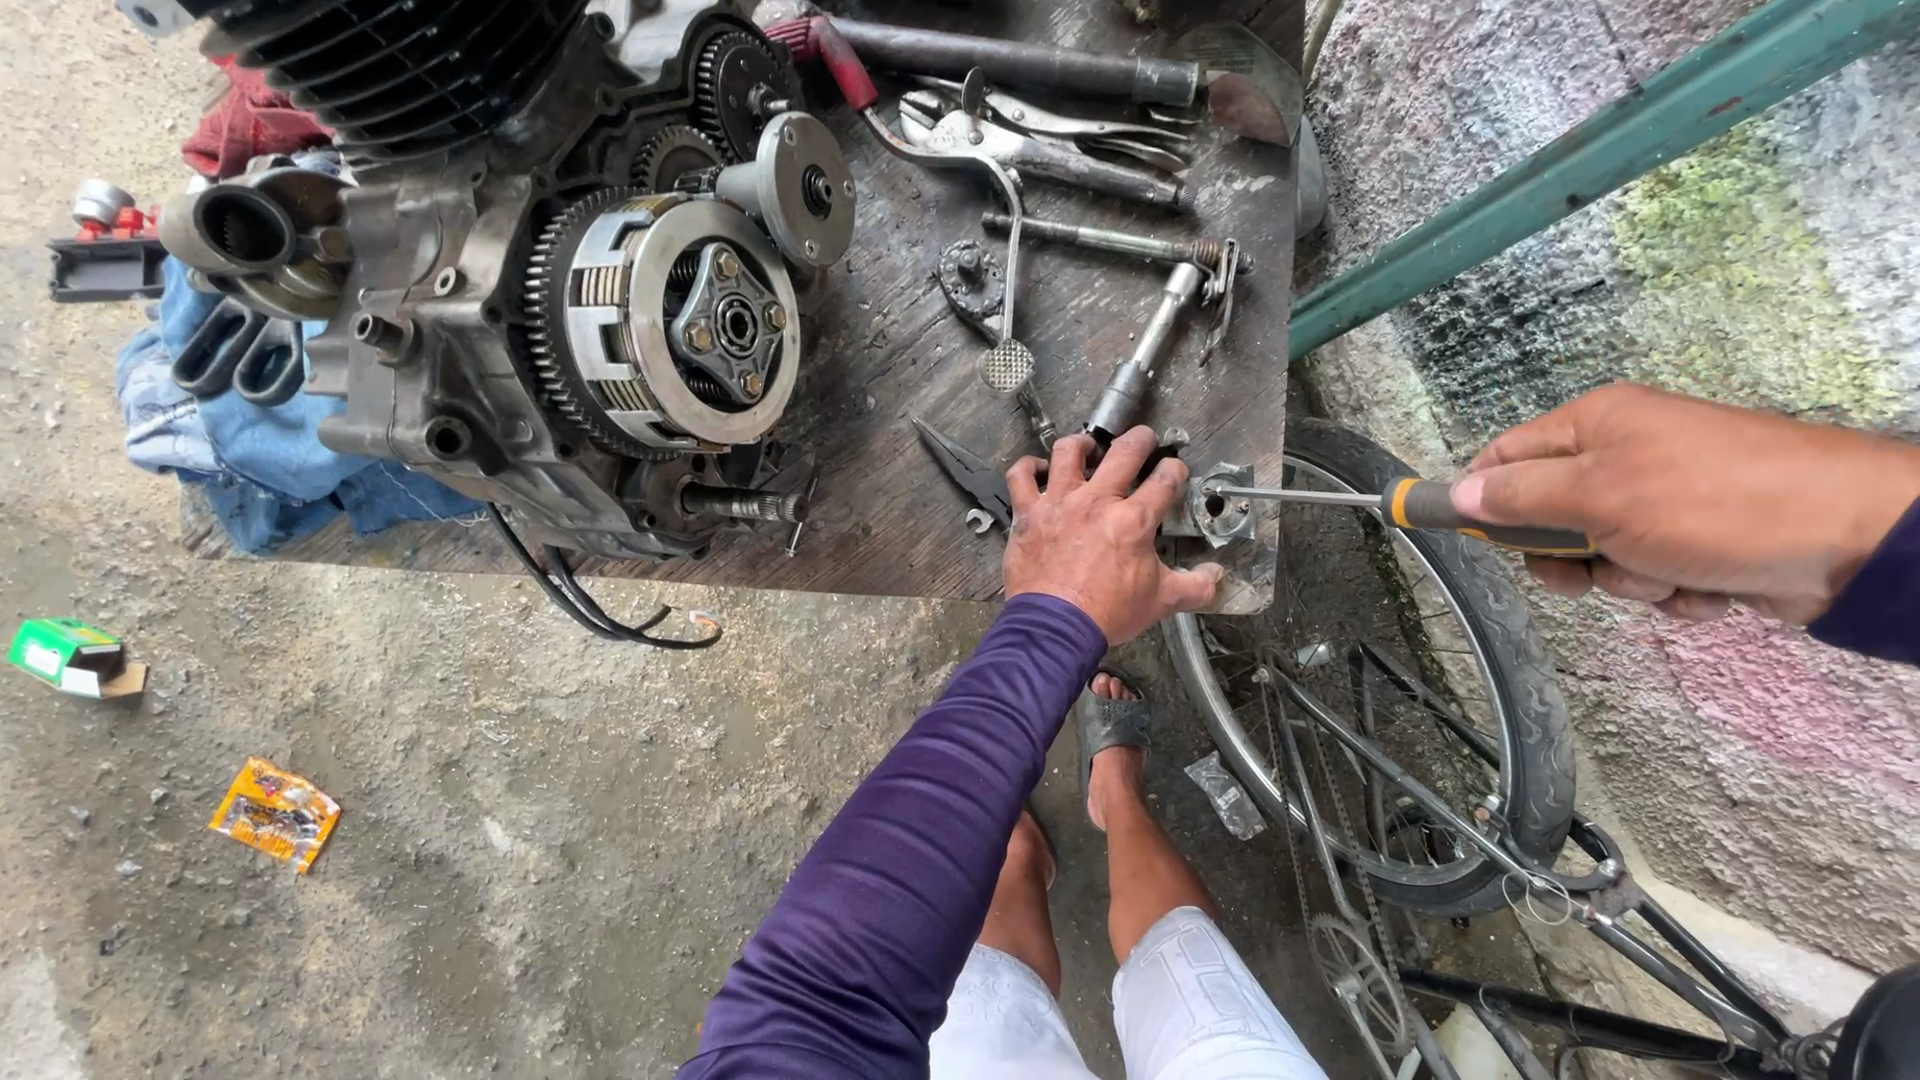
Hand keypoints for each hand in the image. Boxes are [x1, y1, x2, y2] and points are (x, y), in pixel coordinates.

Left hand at [1004, 427, 1223, 643]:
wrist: (1055, 628)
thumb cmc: (1105, 614)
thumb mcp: (1160, 601)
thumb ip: (1194, 587)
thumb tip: (1216, 579)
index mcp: (1134, 521)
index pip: (1164, 480)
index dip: (1174, 470)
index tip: (1174, 470)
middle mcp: (1097, 502)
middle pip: (1125, 452)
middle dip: (1140, 439)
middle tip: (1144, 438)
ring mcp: (1059, 504)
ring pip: (1069, 452)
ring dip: (1081, 444)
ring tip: (1088, 446)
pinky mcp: (1029, 514)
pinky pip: (1021, 477)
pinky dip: (1027, 468)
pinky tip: (1037, 469)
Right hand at [1450, 383, 1919, 622]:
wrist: (1862, 540)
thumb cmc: (1715, 504)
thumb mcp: (1598, 496)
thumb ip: (1518, 495)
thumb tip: (1456, 493)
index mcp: (1597, 424)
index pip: (1506, 456)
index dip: (1483, 496)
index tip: (1477, 537)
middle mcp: (1627, 452)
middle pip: (1549, 511)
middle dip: (1563, 552)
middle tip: (1578, 573)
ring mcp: (1667, 494)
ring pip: (1600, 549)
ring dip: (1622, 575)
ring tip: (1665, 574)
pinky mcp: (1702, 534)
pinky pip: (1650, 567)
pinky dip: (1668, 585)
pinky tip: (1703, 583)